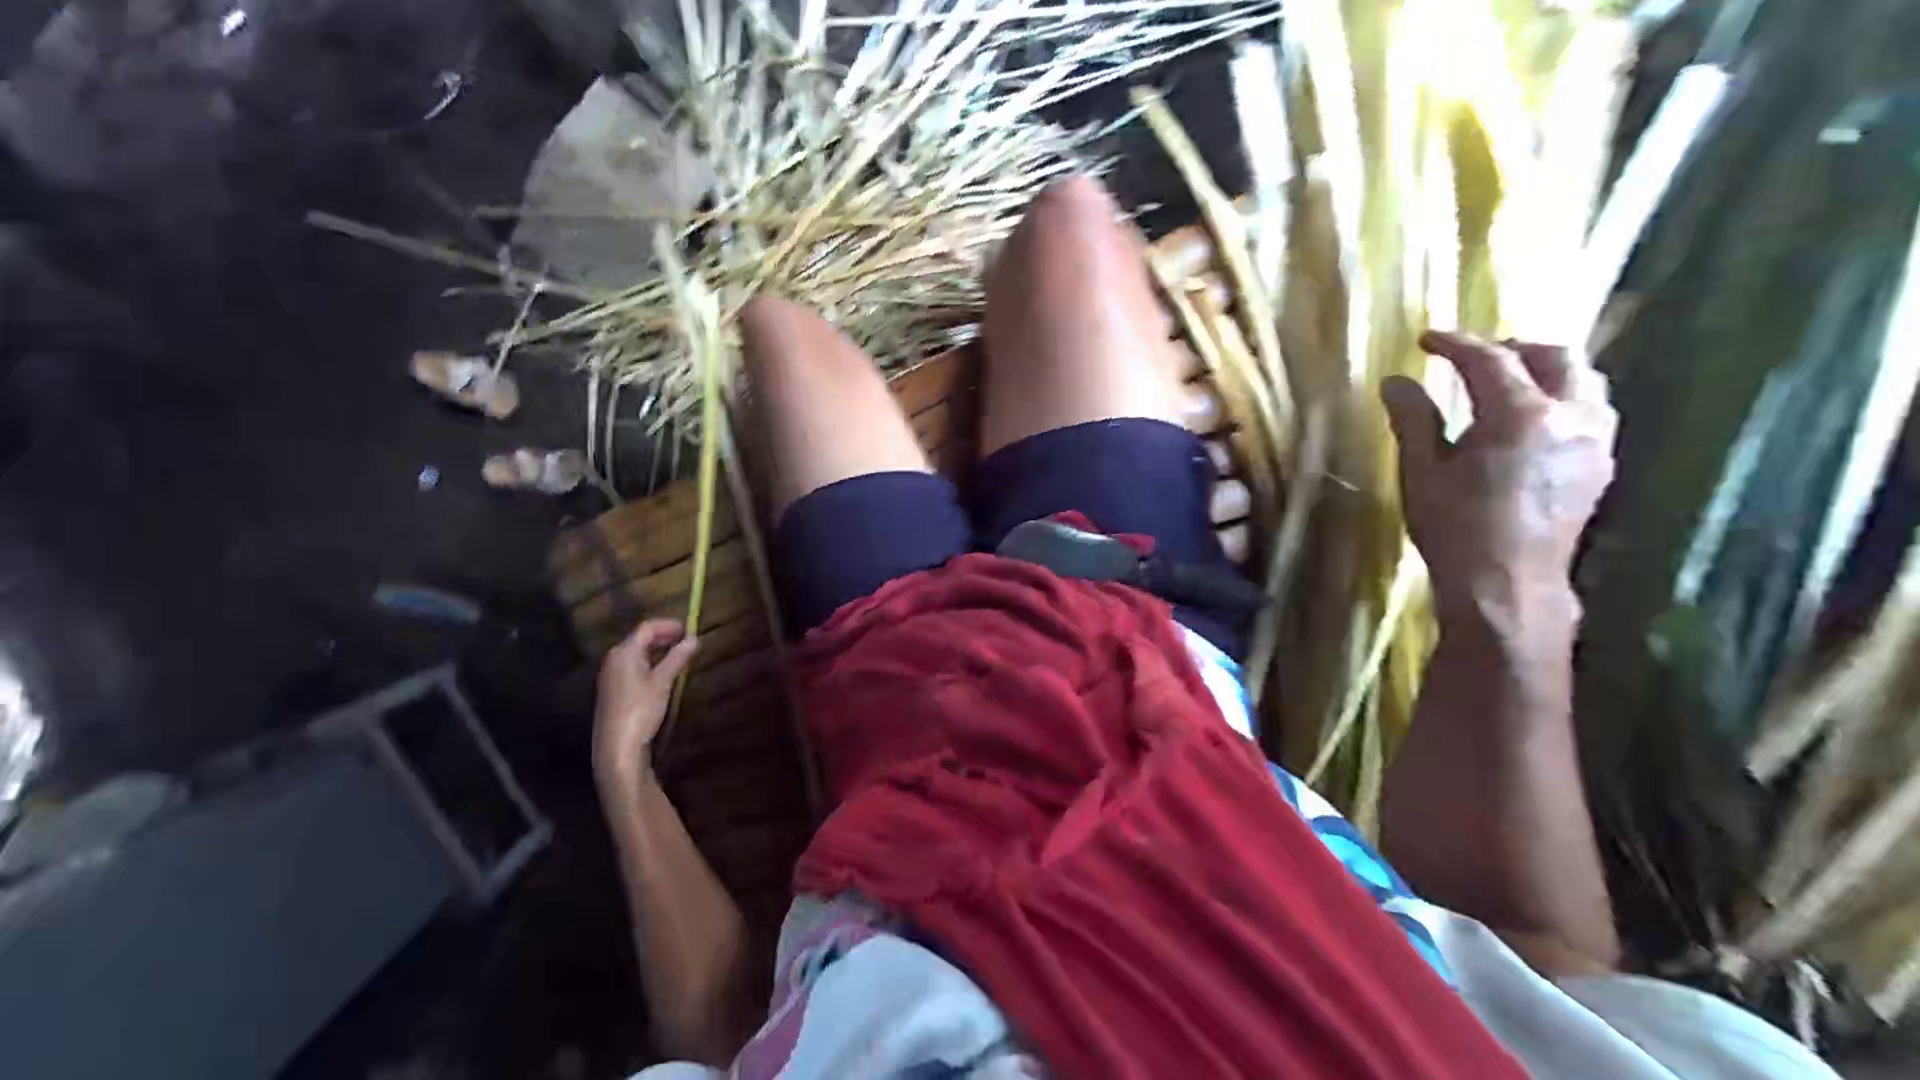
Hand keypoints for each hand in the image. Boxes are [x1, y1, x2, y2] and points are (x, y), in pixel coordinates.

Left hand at [594, 619, 698, 787]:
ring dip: (658, 650)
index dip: (668, 625)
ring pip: (636, 653)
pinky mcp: (613, 689)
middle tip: (686, 640)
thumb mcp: (663, 681)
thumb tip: (694, 638)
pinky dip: (650, 662)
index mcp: (623, 652)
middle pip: (639, 639)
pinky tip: (662, 672)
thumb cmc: (640, 709)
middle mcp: (613, 659)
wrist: (618, 746)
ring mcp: (611, 675)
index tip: (688, 628)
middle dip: (663, 636)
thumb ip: (678, 657)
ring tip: (679, 654)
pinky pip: (632, 666)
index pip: (646, 628)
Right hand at [1382, 332, 1617, 632]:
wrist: (1506, 584)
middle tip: (1475, 356)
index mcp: (1520, 415)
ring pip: (1584, 381)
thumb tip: (1396, 382)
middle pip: (1554, 356)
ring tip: (1510, 380)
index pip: (1488, 360)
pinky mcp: (1600, 465)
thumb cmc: (1454, 527)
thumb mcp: (1422, 472)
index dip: (1455, 344)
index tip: (1427, 340)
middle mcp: (1570, 416)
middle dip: (1513, 348)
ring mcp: (1595, 440)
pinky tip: (1534, 419)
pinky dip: (1563, 398)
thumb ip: (1413, 420)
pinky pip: (1592, 411)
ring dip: (1546, 370)